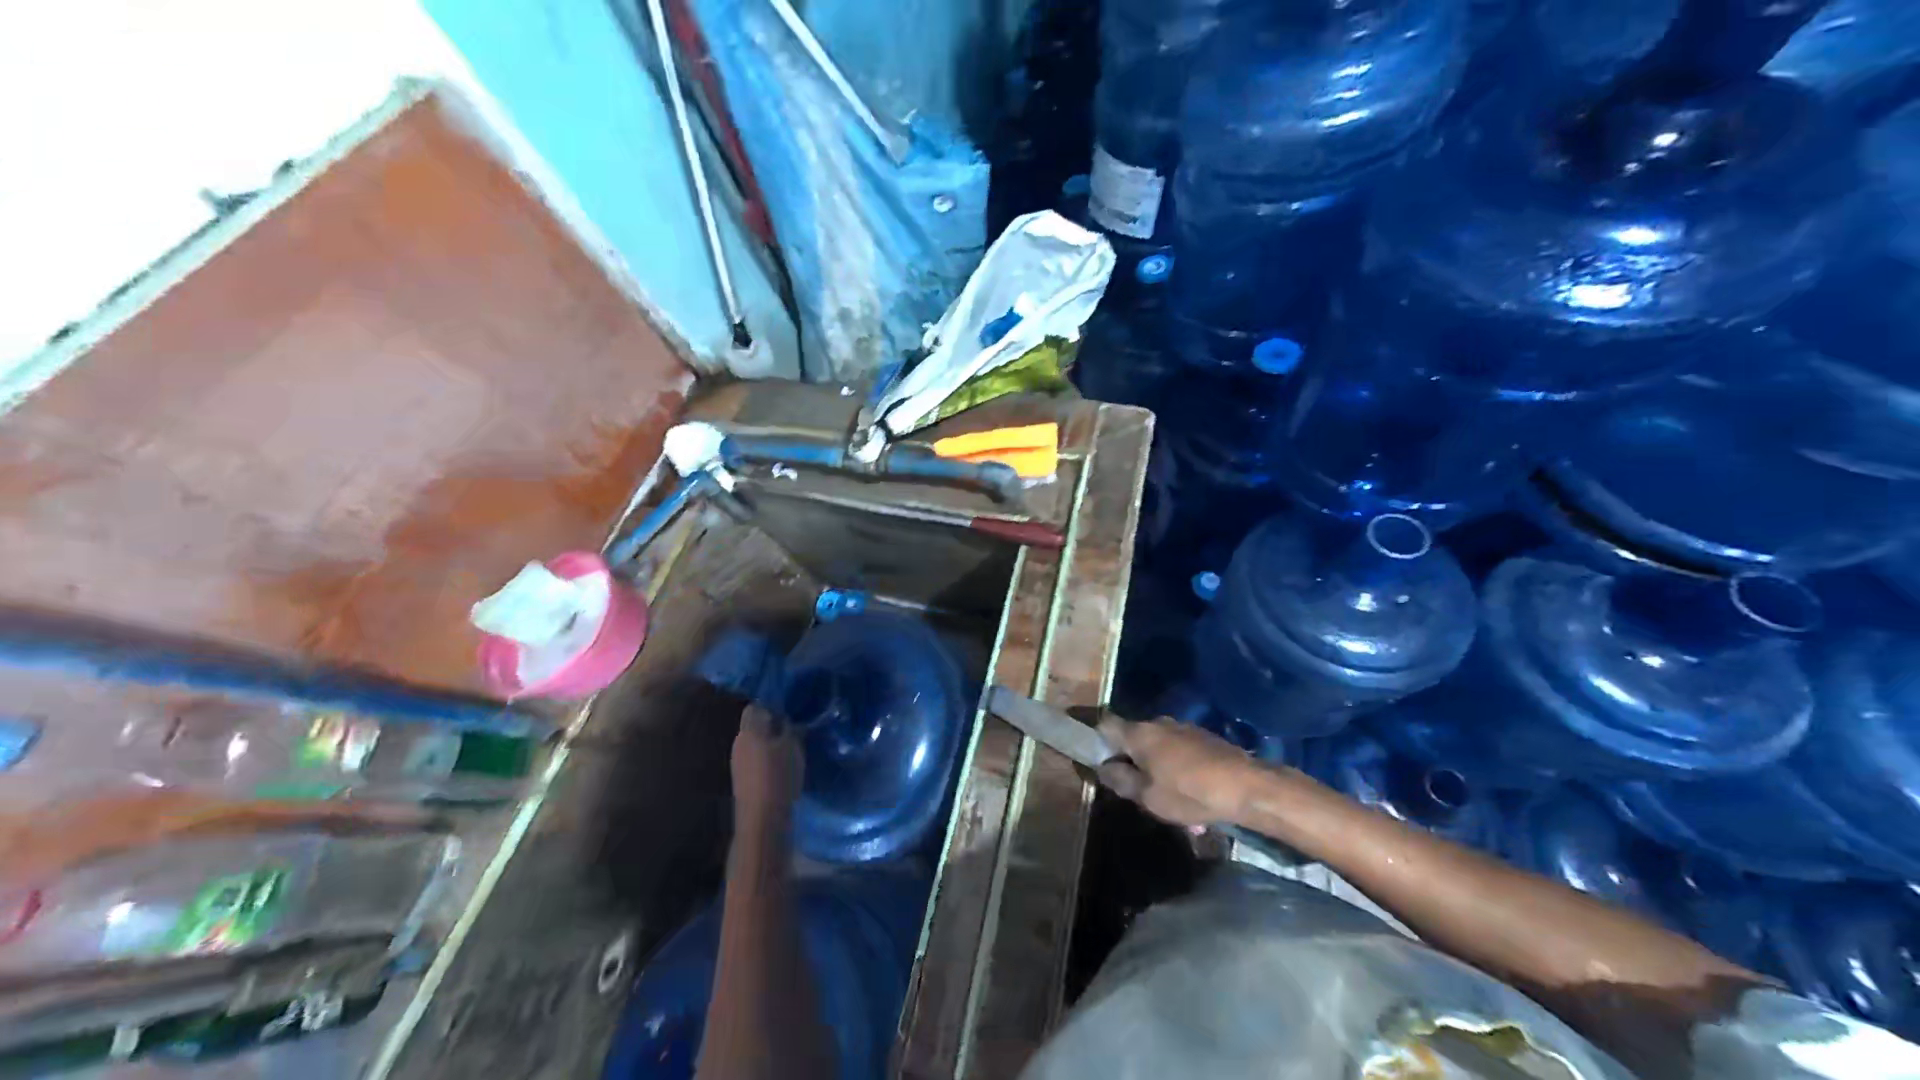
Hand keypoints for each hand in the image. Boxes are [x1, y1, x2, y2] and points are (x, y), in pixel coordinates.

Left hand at [731, 704, 802, 832]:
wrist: (762, 820)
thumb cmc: (778, 775)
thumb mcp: (793, 746)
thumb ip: (790, 728)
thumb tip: (788, 717)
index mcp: (748, 730)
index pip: (756, 707)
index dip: (773, 705)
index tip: (791, 708)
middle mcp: (739, 742)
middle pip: (755, 726)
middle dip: (773, 725)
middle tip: (796, 727)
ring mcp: (738, 763)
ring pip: (756, 744)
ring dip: (772, 744)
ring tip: (794, 747)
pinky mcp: (743, 780)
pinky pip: (757, 760)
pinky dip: (769, 760)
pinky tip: (785, 767)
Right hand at [1095, 717, 1264, 828]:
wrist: (1248, 787)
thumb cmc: (1190, 792)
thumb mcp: (1148, 796)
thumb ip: (1121, 780)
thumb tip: (1103, 768)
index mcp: (1138, 733)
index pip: (1105, 724)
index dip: (1095, 739)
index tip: (1095, 759)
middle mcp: (1158, 722)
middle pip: (1132, 735)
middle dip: (1128, 757)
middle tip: (1130, 785)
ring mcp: (1182, 727)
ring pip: (1156, 743)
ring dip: (1153, 763)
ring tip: (1162, 793)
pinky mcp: (1203, 737)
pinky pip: (1177, 748)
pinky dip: (1174, 764)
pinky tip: (1186, 789)